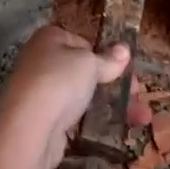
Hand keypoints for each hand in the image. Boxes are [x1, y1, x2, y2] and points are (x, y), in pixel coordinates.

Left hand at [0, 24, 129, 168]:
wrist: (29, 127)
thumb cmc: (60, 81)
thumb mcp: (90, 63)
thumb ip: (108, 59)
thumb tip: (123, 49)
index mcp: (48, 38)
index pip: (82, 43)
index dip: (106, 56)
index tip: (126, 71)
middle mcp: (40, 61)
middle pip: (83, 71)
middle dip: (113, 84)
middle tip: (138, 98)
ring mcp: (39, 92)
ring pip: (80, 95)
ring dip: (109, 105)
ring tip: (140, 119)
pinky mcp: (42, 119)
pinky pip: (73, 117)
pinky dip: (92, 122)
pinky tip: (113, 130)